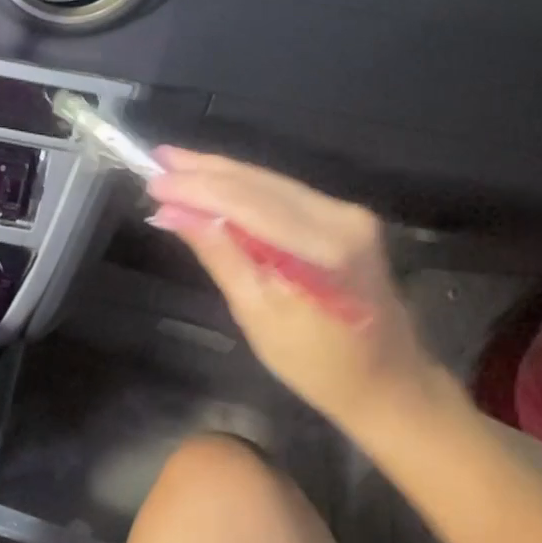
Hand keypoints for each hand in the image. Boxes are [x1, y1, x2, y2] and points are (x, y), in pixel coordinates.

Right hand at [145, 148, 440, 430]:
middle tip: (157, 159)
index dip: (196, 188)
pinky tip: (214, 180)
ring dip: (220, 173)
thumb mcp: (258, 314)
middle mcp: (340, 217)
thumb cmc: (318, 365)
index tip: (152, 181)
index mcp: (324, 247)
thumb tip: (170, 213)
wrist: (388, 383)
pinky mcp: (344, 218)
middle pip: (259, 183)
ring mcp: (346, 214)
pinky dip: (244, 188)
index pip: (247, 202)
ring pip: (270, 182)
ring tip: (174, 163)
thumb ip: (218, 253)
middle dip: (204, 171)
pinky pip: (283, 194)